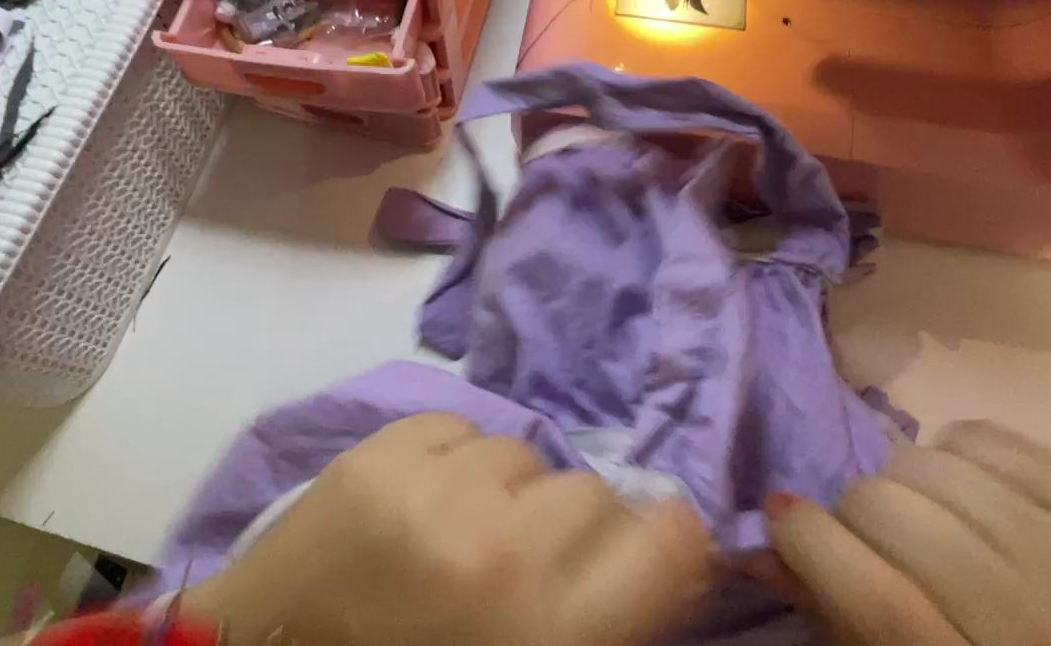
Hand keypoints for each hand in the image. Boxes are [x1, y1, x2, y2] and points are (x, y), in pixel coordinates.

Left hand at [184, 412, 711, 645]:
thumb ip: (592, 614)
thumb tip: (654, 549)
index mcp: (546, 635)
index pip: (666, 547)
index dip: (672, 534)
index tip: (657, 535)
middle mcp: (500, 552)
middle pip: (591, 491)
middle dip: (571, 522)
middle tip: (528, 553)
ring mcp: (434, 492)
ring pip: (523, 451)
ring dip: (506, 488)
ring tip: (461, 524)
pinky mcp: (378, 451)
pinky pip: (459, 425)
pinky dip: (451, 458)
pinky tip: (421, 496)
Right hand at [766, 420, 1050, 645]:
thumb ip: (828, 610)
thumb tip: (757, 538)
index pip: (872, 594)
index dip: (809, 542)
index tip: (783, 515)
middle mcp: (1049, 623)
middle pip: (892, 511)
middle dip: (856, 513)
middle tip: (870, 537)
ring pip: (928, 464)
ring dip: (905, 484)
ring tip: (928, 520)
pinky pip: (984, 436)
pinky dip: (957, 457)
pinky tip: (976, 501)